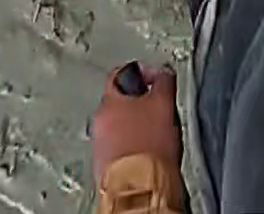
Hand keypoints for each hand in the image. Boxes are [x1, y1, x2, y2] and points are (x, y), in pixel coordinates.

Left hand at [92, 63, 180, 178]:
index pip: (120, 73)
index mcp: (108, 101)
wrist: (142, 190)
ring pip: (119, 126)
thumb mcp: (164, 104)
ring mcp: (100, 147)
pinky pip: (119, 149)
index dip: (142, 73)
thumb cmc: (150, 147)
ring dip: (135, 125)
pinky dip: (132, 147)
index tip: (157, 79)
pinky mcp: (106, 169)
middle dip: (139, 102)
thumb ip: (163, 82)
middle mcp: (99, 122)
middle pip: (119, 101)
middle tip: (158, 107)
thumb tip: (164, 74)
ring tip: (155, 133)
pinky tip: (147, 152)